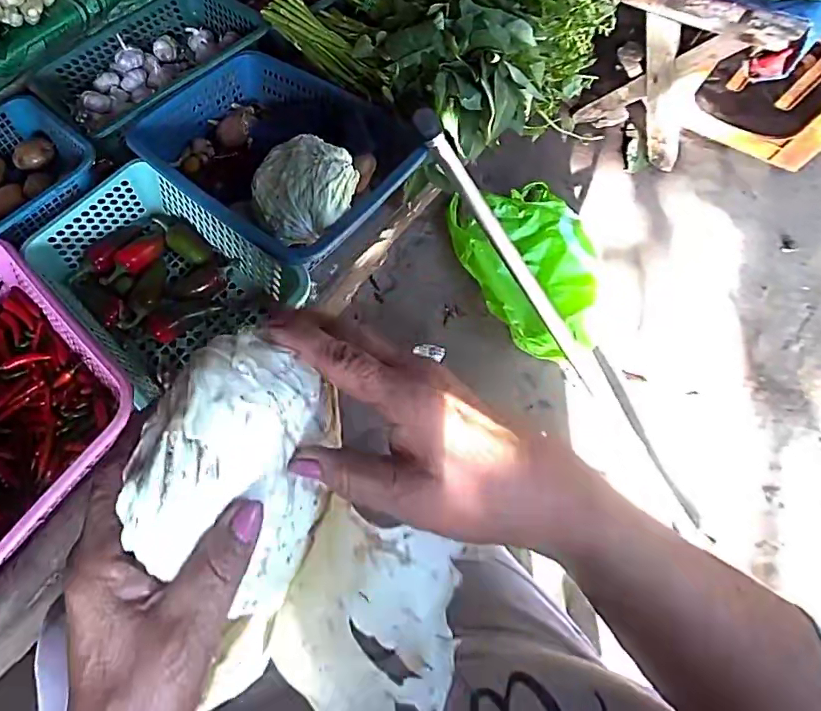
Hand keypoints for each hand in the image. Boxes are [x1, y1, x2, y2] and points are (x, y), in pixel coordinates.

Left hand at [63, 426, 264, 710]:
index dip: (136, 446)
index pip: (111, 481)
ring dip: (164, 502)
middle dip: (156, 469)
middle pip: (123, 499)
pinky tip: (200, 533)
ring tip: (204, 475)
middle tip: (195, 440)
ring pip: (136, 527)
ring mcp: (105, 590)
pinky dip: (169, 535)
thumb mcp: (185, 627)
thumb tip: (249, 509)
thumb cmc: (142, 696)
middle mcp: (93, 566)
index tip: (166, 417)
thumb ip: (216, 566)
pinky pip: (145, 555)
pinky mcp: (121, 610)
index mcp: (96, 560)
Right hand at [264, 309, 605, 556]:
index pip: (340, 357)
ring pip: (366, 335)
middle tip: (269, 322)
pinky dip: (347, 342)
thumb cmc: (482, 498)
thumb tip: (296, 459)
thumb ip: (352, 476)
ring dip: (328, 329)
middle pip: (351, 332)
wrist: (555, 491)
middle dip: (308, 321)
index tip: (266, 326)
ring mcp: (427, 370)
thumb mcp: (412, 500)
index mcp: (403, 395)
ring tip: (293, 334)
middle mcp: (412, 370)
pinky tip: (339, 359)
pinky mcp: (436, 378)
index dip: (300, 340)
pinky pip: (379, 347)